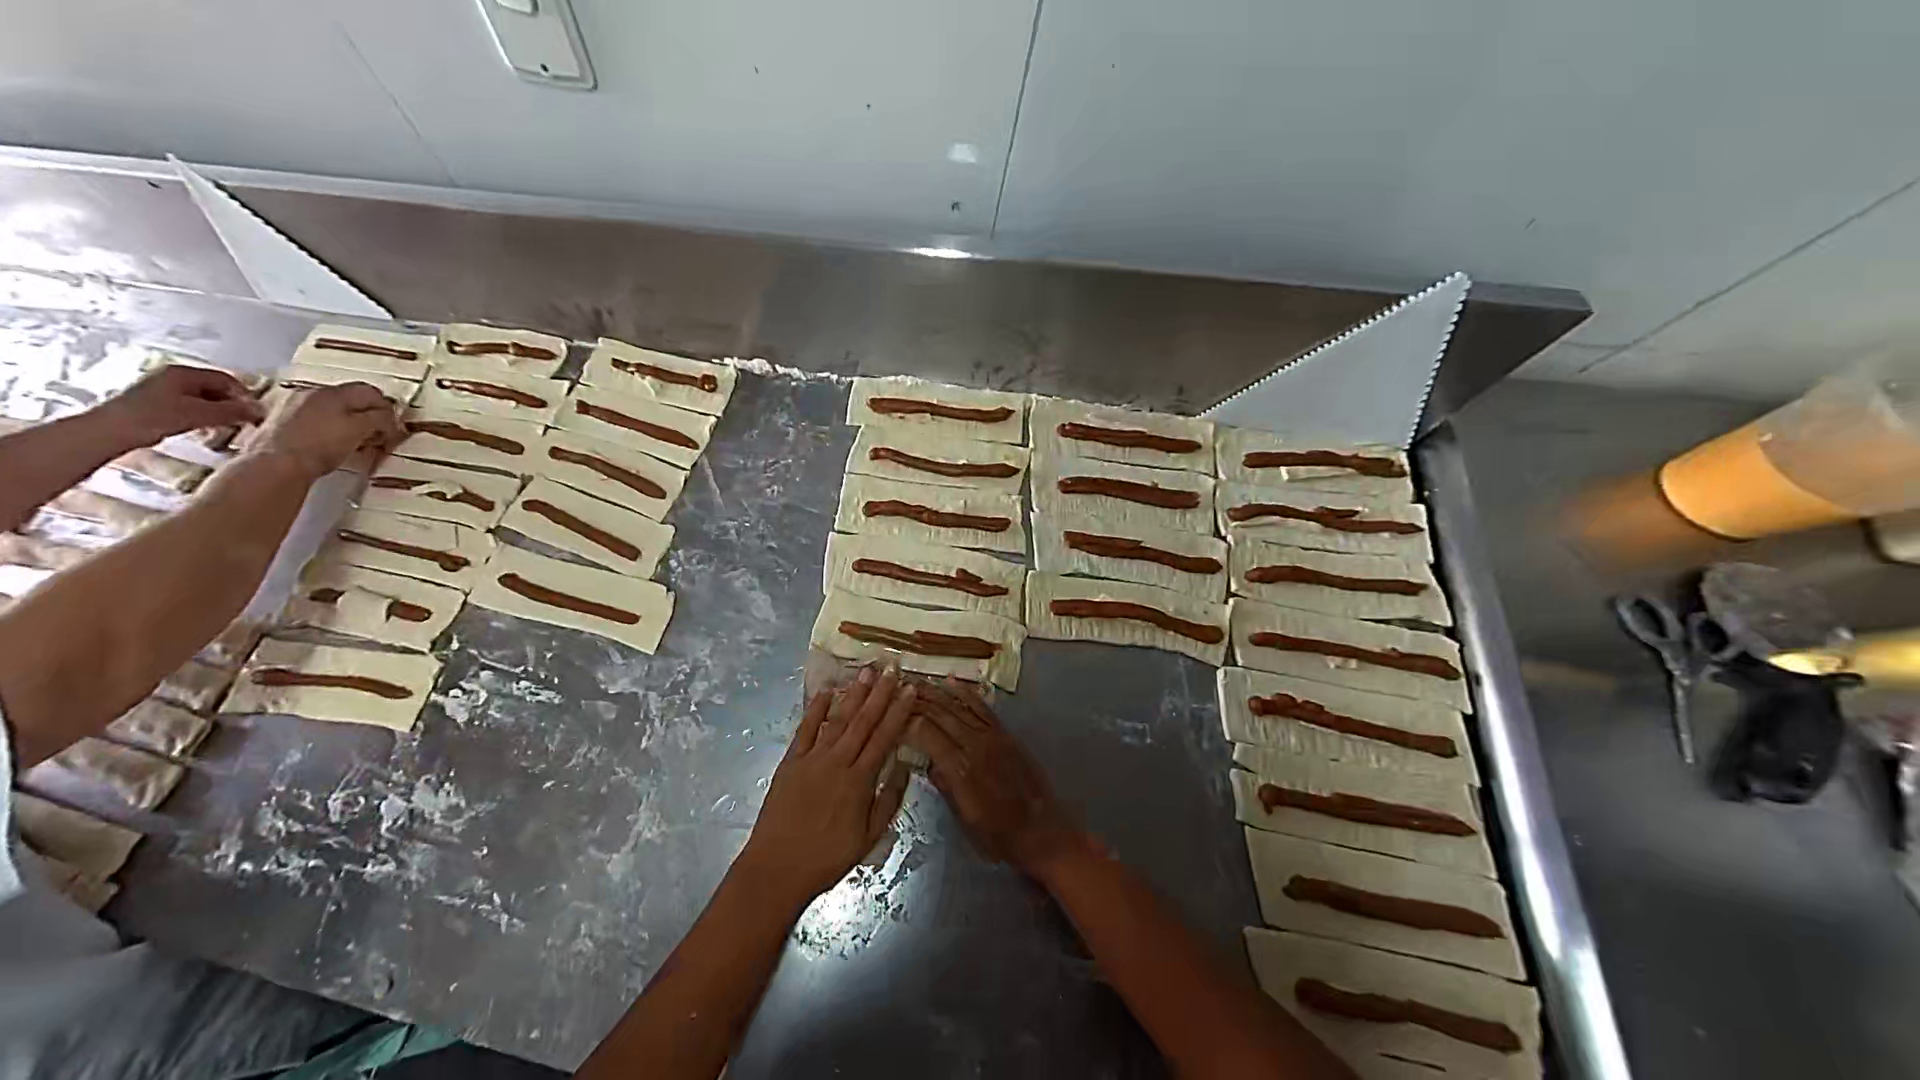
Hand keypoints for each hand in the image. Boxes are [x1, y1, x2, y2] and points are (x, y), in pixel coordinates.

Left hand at [99, 364, 263, 444]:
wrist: (111, 430)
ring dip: (219, 412)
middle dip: (232, 404)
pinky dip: (204, 416)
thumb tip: (260, 410)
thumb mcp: (200, 414)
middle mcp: (173, 377)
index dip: (244, 395)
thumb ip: (233, 411)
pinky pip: (191, 406)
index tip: (255, 413)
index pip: (226, 379)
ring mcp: (163, 390)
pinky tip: (206, 429)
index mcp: (183, 373)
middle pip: (216, 388)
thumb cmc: (155, 416)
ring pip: (204, 398)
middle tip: (244, 422)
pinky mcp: (157, 403)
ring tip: (227, 427)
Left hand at [249, 383, 403, 478]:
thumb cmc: (320, 446)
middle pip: (352, 399)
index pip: (371, 392)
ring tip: (355, 442)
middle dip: (368, 416)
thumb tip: (390, 417)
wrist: (277, 464)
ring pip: (334, 409)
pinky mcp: (282, 421)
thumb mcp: (361, 430)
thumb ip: (380, 419)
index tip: (391, 428)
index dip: (387, 411)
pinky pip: (316, 419)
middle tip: (376, 436)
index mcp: (333, 392)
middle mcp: (312, 394)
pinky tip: (331, 444)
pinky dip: (329, 428)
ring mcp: (294, 406)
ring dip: (349, 423)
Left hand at [736, 665, 916, 907]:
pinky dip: (816, 709)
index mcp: (860, 781)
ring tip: (866, 672)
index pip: (885, 738)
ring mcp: (812, 759)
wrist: (777, 867)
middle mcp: (838, 762)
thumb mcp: (869, 837)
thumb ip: (888, 800)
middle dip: (880, 694)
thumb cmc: (827, 858)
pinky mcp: (791, 762)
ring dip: (853, 695)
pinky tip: (826, 692)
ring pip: (838, 719)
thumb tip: (904, 766)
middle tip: (892, 668)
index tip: (910, 690)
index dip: (899, 712)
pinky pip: (805, 730)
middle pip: (864, 721)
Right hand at [913, 679, 1092, 877]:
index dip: (904, 722)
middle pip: (940, 714)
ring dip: (936, 692)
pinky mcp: (1006, 734)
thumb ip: (945, 786)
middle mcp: (976, 744)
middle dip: (916, 701)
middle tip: (894, 689)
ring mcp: (993, 736)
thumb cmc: (1000, 835)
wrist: (1042, 832)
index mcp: (961, 768)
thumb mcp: (965, 818)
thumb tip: (928, 763)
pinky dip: (965, 693)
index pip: (925, 733)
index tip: (888, 715)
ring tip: (915, 681)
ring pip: (958, 706)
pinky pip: (981, 708)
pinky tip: (951, 682)